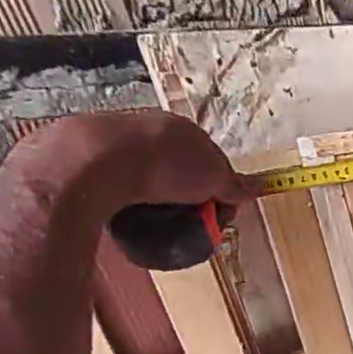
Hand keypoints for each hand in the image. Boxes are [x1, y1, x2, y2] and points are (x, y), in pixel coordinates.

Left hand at [0, 110, 251, 219]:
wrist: (95, 161)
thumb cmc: (162, 166)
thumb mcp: (210, 179)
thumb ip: (233, 185)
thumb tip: (258, 186)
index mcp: (184, 129)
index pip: (212, 161)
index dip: (219, 192)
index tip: (217, 218)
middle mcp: (152, 129)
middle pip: (181, 169)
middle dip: (188, 196)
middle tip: (188, 224)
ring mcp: (121, 141)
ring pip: (150, 177)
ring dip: (158, 200)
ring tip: (157, 225)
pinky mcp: (94, 158)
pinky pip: (121, 184)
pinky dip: (129, 200)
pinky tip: (128, 216)